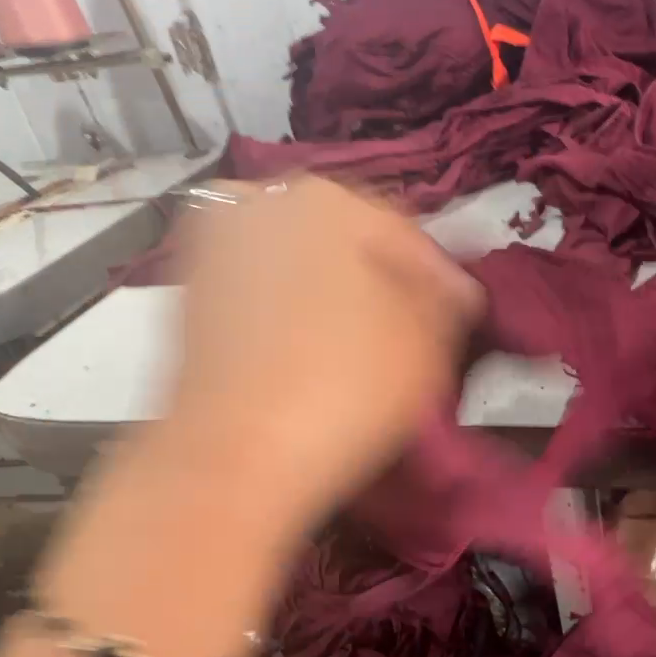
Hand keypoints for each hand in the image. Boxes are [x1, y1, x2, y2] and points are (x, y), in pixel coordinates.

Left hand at [163, 176, 479, 504]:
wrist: (234, 456)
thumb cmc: (346, 389)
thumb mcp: (430, 344)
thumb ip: (449, 301)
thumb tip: (452, 290)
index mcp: (330, 199)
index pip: (410, 236)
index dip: (444, 281)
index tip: (466, 320)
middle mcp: (265, 202)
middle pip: (349, 242)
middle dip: (385, 282)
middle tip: (415, 331)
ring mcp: (217, 245)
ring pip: (302, 265)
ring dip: (337, 296)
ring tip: (365, 347)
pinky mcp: (189, 293)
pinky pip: (265, 294)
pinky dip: (293, 315)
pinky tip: (314, 355)